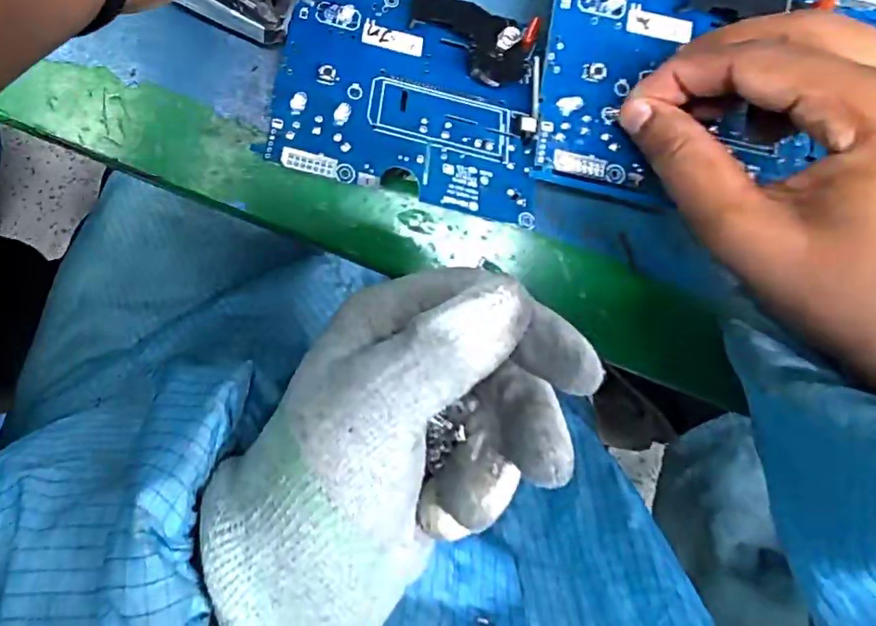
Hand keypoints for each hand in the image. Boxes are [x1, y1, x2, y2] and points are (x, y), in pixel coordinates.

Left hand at [199, 271, 602, 625]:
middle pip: (501, 359)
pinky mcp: (440, 459)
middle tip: (547, 465)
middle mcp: (410, 351)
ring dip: (493, 468)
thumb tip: (513, 298)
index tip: (581, 372)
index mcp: (388, 318)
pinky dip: (474, 493)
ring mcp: (427, 407)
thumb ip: (442, 350)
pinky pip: (489, 461)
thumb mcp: (380, 405)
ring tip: (460, 509)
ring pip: (503, 415)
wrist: (294, 578)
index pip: (476, 298)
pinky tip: (435, 518)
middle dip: (523, 413)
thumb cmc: (328, 478)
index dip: (531, 327)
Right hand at [620, 11, 875, 417]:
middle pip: (807, 30)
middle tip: (672, 95)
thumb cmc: (868, 313)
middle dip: (722, 55)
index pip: (764, 58)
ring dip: (766, 64)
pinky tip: (783, 122)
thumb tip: (641, 111)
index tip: (641, 105)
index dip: (686, 73)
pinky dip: (813, 80)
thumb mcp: (751, 240)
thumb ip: (684, 164)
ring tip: (722, 110)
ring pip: (843, 42)